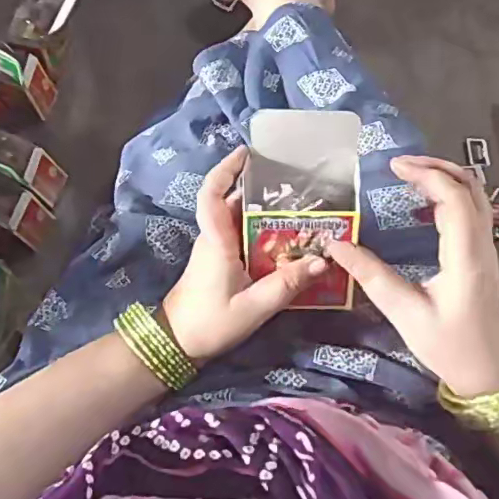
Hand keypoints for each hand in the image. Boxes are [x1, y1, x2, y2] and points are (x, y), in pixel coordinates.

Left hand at [160, 146, 327, 363]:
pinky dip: (263, 234)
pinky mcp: (220, 263)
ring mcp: (216, 251)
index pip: (213, 194)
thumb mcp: (253, 307)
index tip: (246, 153)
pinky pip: (243, 238)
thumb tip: (322, 261)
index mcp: (216, 241)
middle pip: (233, 203)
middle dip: (259, 189)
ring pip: (240, 221)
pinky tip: (287, 240)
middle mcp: (214, 239)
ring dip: (264, 213)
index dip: (226, 170)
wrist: (176, 344)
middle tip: (293, 183)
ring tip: (300, 208)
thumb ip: (286, 284)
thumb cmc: (209, 322)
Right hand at [323, 156, 498, 396]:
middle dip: (436, 167)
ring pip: (475, 196)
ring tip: (409, 175)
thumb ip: (371, 276)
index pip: (455, 200)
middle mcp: (481, 245)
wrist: (489, 372)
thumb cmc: (449, 346)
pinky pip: (471, 210)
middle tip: (399, 165)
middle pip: (471, 187)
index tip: (394, 167)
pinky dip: (449, 194)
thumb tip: (337, 245)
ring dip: (445, 177)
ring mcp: (486, 248)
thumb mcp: (404, 313)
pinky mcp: (481, 254)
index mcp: (465, 258)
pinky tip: (422, 203)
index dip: (427, 176)